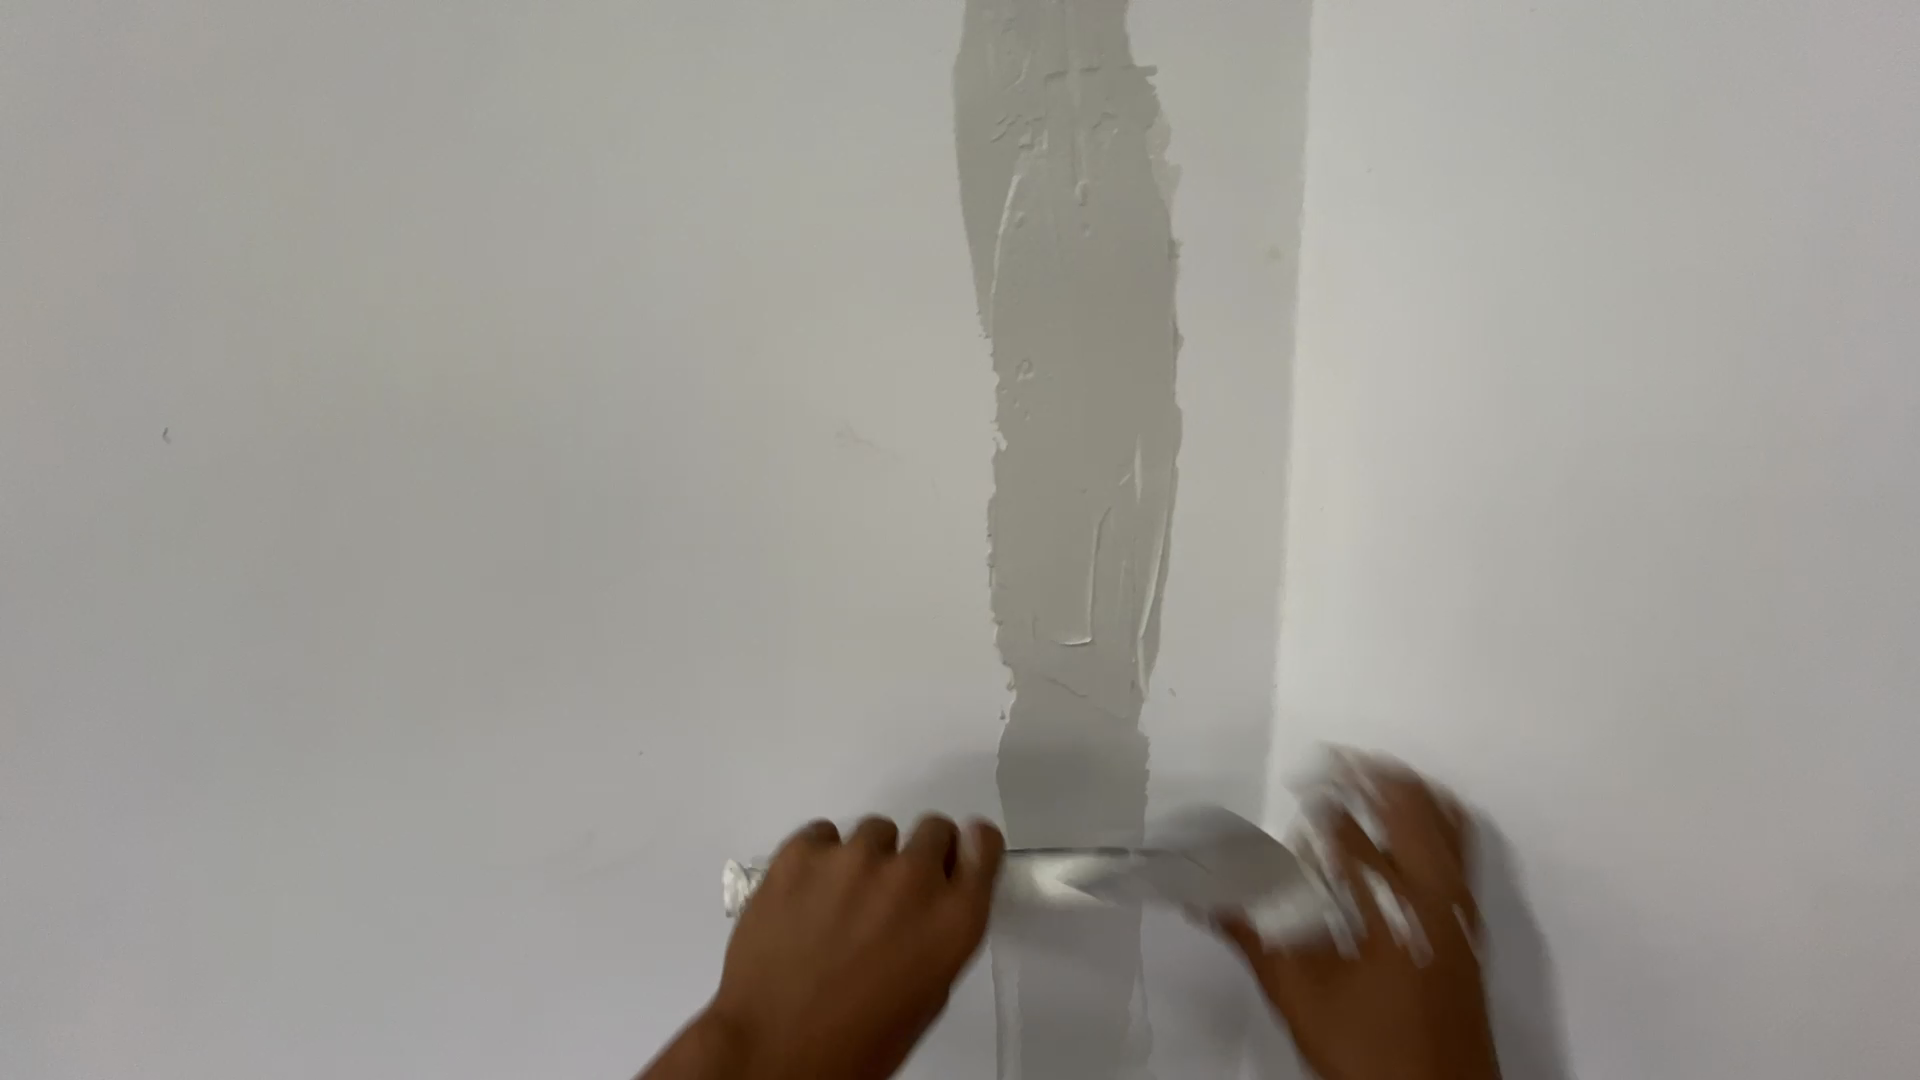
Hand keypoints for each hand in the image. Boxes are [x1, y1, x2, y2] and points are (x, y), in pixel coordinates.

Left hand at [697, 815, 1003, 1079]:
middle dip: (919, 855)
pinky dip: (819, 858)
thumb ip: (941, 931)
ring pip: (876, 830)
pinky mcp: (803, 852)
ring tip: (840, 902)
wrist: (771, 1052)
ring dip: (867, 859)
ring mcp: (855, 858)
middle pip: (933, 829)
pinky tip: (807, 896)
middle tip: (892, 891)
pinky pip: (823, 834)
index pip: (983, 842)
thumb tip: (934, 898)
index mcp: (953, 918)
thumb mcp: (927, 994)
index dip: (970, 847)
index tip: (957, 855)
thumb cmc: (857, 1042)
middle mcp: (912, 877)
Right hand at [1217, 753, 1499, 1079]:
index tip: (1302, 786)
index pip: (1351, 833)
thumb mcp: (1295, 993)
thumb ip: (1246, 936)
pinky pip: (1462, 851)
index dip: (1322, 806)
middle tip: (1334, 765)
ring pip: (1447, 824)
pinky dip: (1435, 822)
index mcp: (1387, 908)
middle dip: (1372, 777)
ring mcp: (1460, 912)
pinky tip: (1404, 830)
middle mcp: (1432, 899)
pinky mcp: (1470, 929)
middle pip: (1412, 809)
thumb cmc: (1365, 1048)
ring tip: (1370, 780)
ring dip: (1408, 793)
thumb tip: (1196, 899)